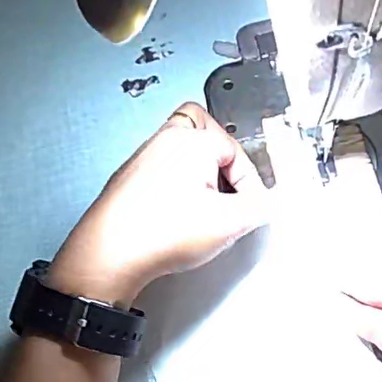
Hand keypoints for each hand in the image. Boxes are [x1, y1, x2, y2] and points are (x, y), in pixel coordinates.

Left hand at [52, 103, 269, 304]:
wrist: (112, 254)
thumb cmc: (160, 231)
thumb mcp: (230, 223)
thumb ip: (260, 208)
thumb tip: (270, 203)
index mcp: (191, 141)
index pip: (237, 150)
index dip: (251, 180)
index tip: (253, 205)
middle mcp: (164, 142)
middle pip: (204, 127)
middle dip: (224, 156)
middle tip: (231, 185)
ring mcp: (144, 159)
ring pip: (183, 149)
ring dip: (202, 172)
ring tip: (209, 205)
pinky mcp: (132, 181)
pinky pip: (165, 170)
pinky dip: (180, 185)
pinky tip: (184, 215)